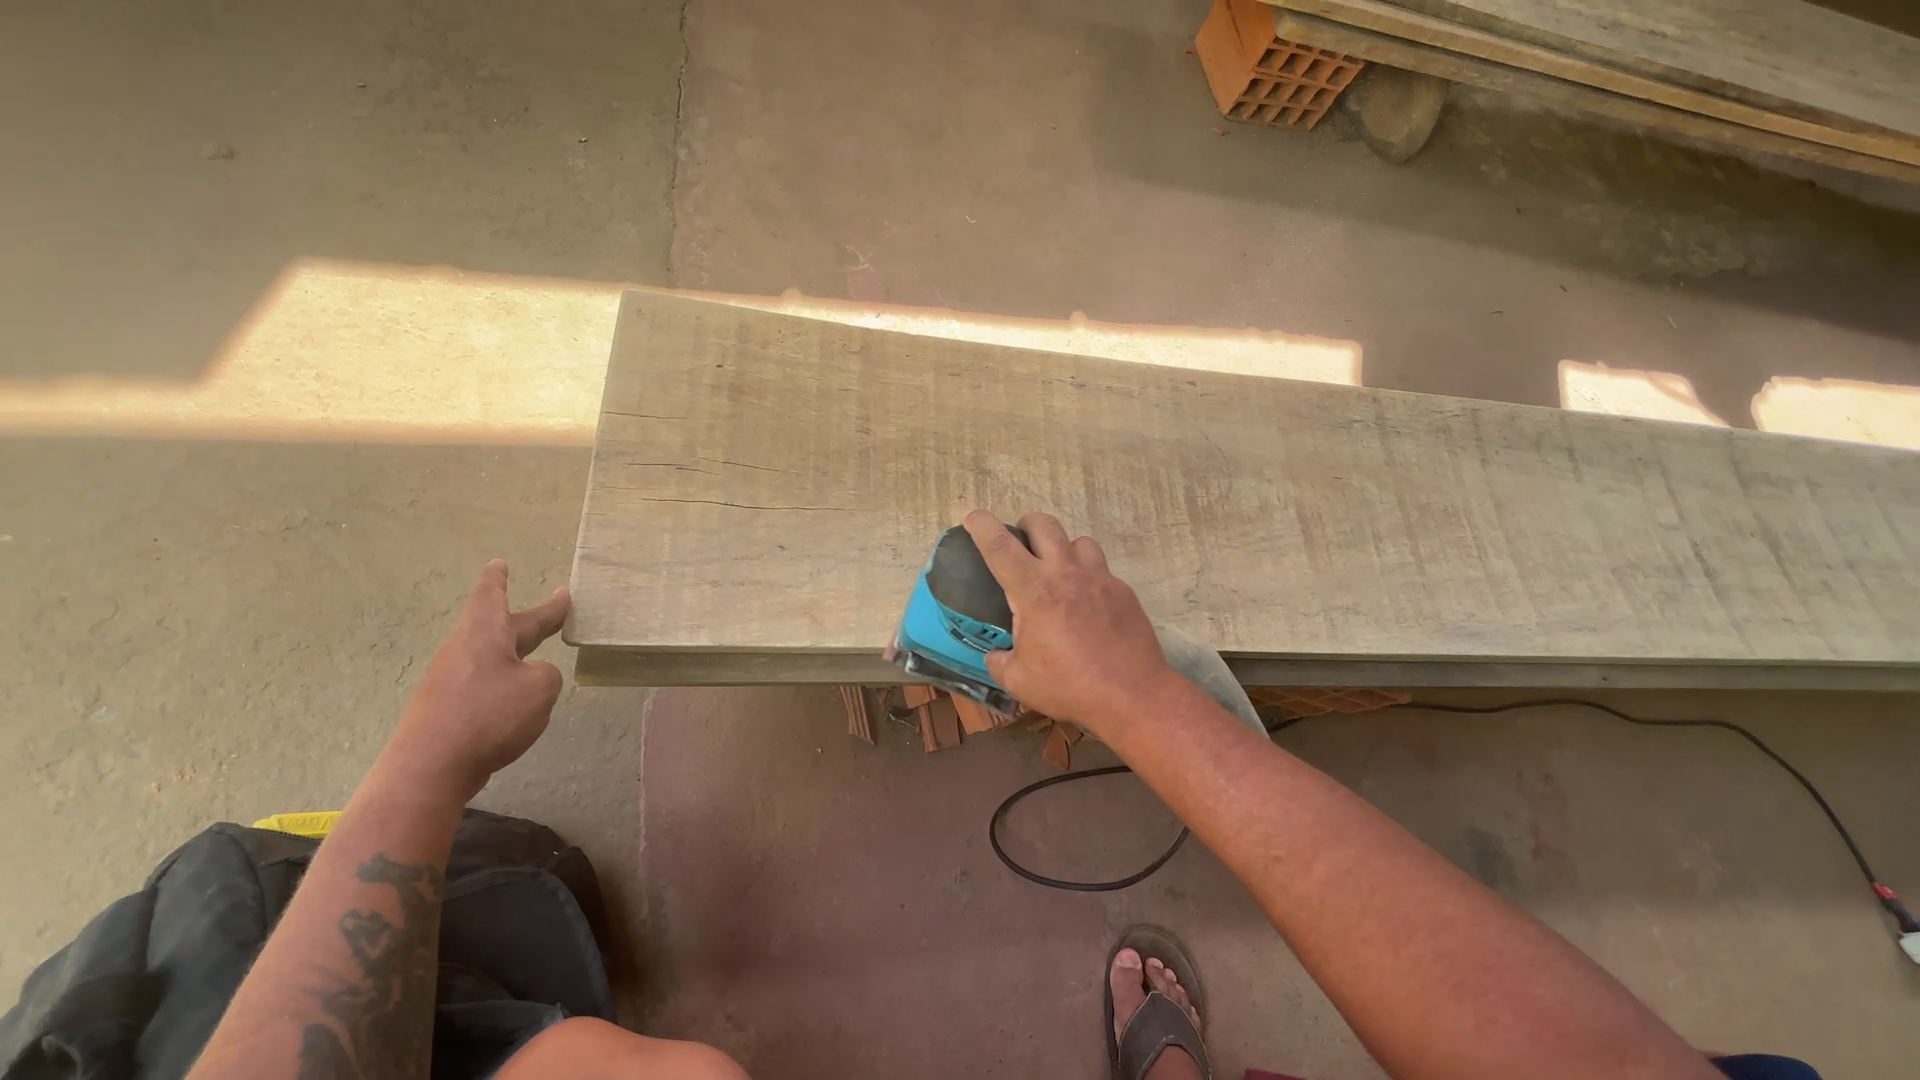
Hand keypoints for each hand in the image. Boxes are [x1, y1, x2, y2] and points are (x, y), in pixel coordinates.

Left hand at [385, 560, 570, 799]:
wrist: (431, 767)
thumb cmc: (489, 714)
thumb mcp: (540, 688)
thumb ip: (545, 675)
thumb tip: (532, 678)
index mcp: (485, 634)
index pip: (491, 596)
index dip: (499, 580)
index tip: (500, 563)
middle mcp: (465, 652)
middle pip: (503, 628)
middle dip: (533, 619)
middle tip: (559, 605)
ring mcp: (454, 683)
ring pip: (496, 660)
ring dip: (519, 657)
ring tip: (543, 662)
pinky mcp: (451, 712)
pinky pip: (487, 689)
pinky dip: (508, 687)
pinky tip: (522, 707)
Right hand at [962, 510, 1179, 731]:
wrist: (1132, 694)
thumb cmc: (1069, 686)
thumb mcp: (1019, 681)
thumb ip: (999, 662)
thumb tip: (996, 655)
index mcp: (1033, 590)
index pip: (999, 545)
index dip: (981, 525)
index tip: (972, 516)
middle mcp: (1066, 573)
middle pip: (1044, 524)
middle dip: (1027, 525)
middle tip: (1020, 542)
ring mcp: (1099, 578)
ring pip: (1079, 541)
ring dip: (1063, 549)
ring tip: (1058, 571)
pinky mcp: (1122, 591)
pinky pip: (1101, 570)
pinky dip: (1089, 577)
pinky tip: (1087, 604)